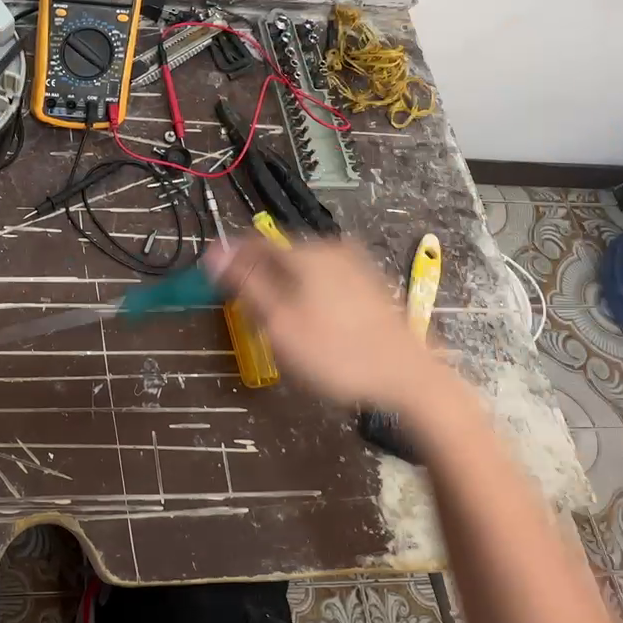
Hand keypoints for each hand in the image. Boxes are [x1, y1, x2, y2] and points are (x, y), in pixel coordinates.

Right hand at [207, 239, 449, 410]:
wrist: (411, 379)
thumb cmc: (337, 354)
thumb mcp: (279, 322)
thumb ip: (245, 284)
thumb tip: (215, 253)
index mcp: (306, 253)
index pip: (254, 243)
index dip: (230, 258)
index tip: (211, 278)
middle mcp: (331, 248)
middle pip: (280, 254)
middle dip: (259, 276)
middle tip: (247, 311)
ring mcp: (356, 265)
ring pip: (303, 268)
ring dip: (284, 287)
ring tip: (278, 323)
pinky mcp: (371, 284)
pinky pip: (325, 280)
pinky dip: (309, 294)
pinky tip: (312, 323)